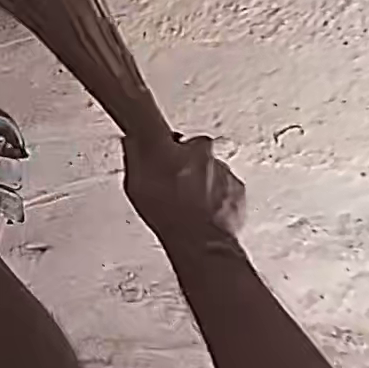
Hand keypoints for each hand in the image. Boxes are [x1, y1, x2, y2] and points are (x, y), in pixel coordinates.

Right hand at [122, 134, 246, 243]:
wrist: (199, 240)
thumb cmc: (168, 213)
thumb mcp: (134, 185)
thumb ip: (134, 158)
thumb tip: (132, 142)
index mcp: (172, 149)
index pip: (162, 127)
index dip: (156, 131)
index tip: (152, 134)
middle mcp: (201, 154)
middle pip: (192, 146)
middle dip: (184, 158)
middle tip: (171, 176)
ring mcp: (222, 171)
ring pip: (209, 166)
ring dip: (200, 176)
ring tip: (185, 196)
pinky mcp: (236, 188)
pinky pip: (224, 183)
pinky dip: (215, 191)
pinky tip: (200, 205)